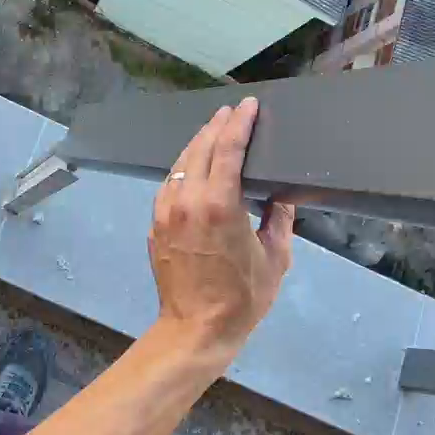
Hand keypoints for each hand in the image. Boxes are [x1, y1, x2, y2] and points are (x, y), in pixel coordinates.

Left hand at [146, 97, 295, 357]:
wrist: (194, 329)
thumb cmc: (241, 298)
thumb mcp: (274, 258)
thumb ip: (279, 221)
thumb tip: (280, 198)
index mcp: (219, 204)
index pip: (228, 149)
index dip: (239, 123)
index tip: (248, 106)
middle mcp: (187, 200)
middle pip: (200, 149)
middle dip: (217, 126)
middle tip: (231, 111)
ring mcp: (165, 211)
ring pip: (180, 164)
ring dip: (197, 144)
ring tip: (213, 131)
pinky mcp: (155, 224)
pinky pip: (169, 185)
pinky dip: (183, 169)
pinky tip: (192, 168)